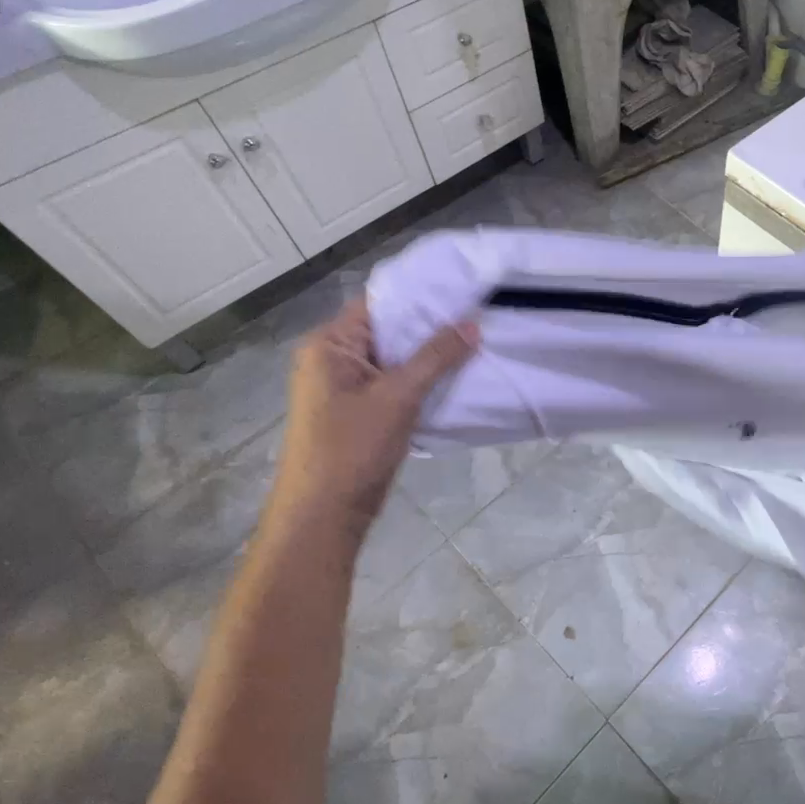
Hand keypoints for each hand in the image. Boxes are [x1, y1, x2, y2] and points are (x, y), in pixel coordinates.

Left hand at [272, 297, 478, 535]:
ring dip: (432, 353)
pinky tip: (459, 373)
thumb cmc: (351, 448)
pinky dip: (425, 377)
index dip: (421, 293)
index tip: (464, 287)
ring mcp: (347, 385)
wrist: (324, 516)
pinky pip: (398, 381)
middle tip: (480, 311)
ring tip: (477, 337)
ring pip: (397, 357)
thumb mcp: (398, 396)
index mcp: (329, 345)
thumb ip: (436, 356)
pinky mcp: (362, 409)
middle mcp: (334, 358)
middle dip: (433, 324)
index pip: (380, 303)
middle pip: (390, 329)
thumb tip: (472, 323)